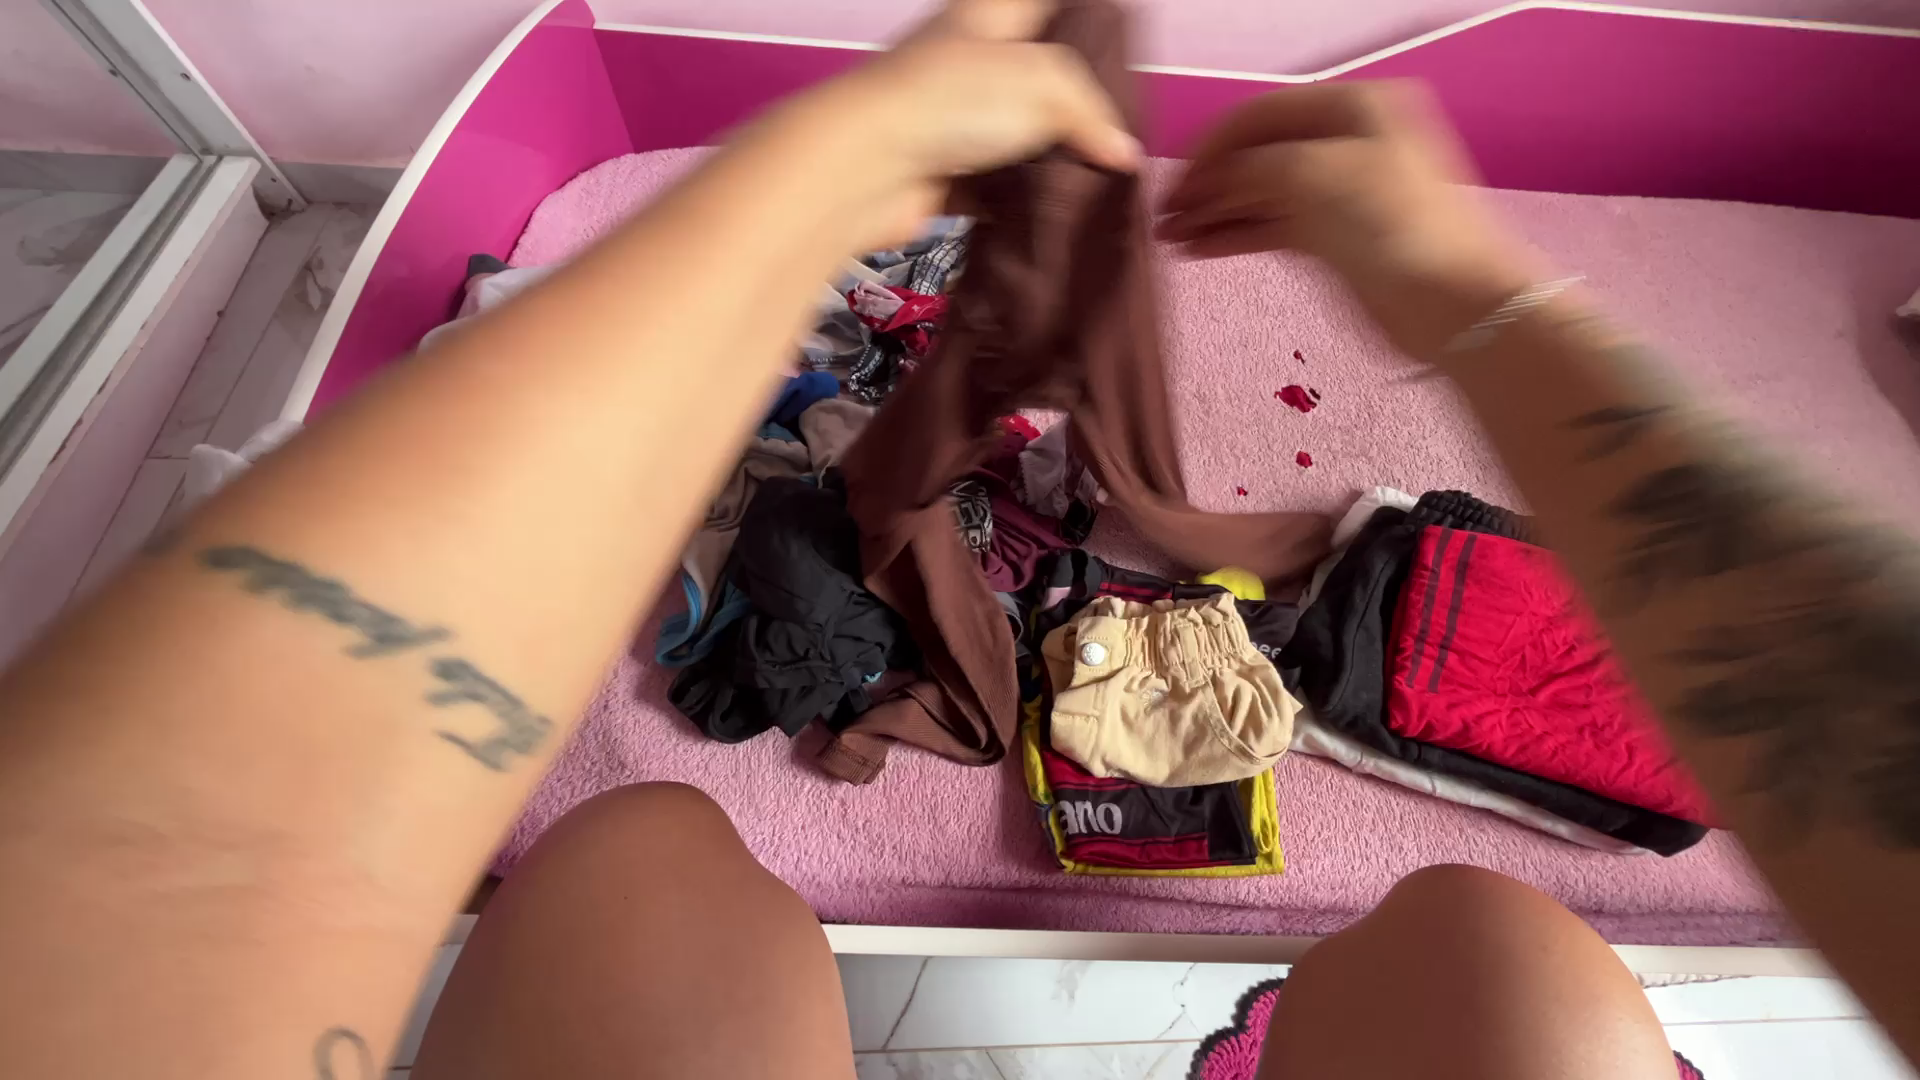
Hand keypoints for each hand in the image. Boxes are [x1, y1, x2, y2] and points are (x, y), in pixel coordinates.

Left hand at [794, 0, 1140, 248]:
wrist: (871, 169)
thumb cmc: (955, 101)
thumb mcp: (1042, 81)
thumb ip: (1090, 111)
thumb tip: (1125, 156)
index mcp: (990, 15)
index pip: (1047, 4)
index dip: (1089, 23)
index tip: (1124, 61)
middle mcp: (971, 65)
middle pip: (1038, 79)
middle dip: (1079, 109)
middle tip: (1121, 139)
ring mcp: (955, 124)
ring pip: (1019, 139)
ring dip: (1053, 163)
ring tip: (1100, 184)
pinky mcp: (946, 178)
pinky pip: (997, 190)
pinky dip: (1023, 203)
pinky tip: (1056, 218)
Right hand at [1155, 82, 1547, 359]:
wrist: (1445, 300)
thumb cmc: (1390, 224)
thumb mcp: (1317, 175)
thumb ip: (1254, 168)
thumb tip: (1205, 182)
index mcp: (1350, 109)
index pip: (1259, 118)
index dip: (1210, 150)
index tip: (1173, 186)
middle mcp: (1339, 145)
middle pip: (1255, 158)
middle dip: (1206, 185)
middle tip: (1162, 219)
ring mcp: (1333, 194)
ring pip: (1257, 196)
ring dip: (1212, 214)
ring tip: (1169, 239)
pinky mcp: (1327, 239)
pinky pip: (1268, 228)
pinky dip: (1232, 236)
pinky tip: (1198, 250)